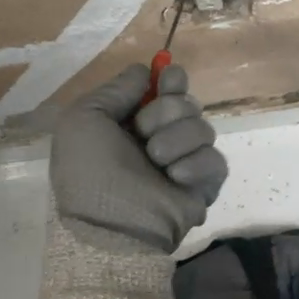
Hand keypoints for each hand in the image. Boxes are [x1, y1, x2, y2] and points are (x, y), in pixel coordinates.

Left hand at [51, 63, 226, 252]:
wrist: (111, 226)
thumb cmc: (90, 171)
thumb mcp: (83, 119)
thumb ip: (115, 89)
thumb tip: (145, 72)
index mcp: (132, 121)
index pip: (166, 87)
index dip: (170, 79)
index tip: (167, 80)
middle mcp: (160, 137)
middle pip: (185, 102)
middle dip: (165, 112)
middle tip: (143, 134)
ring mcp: (185, 160)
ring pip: (202, 127)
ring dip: (176, 139)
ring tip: (156, 161)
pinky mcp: (204, 184)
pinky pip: (215, 159)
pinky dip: (195, 163)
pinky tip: (175, 176)